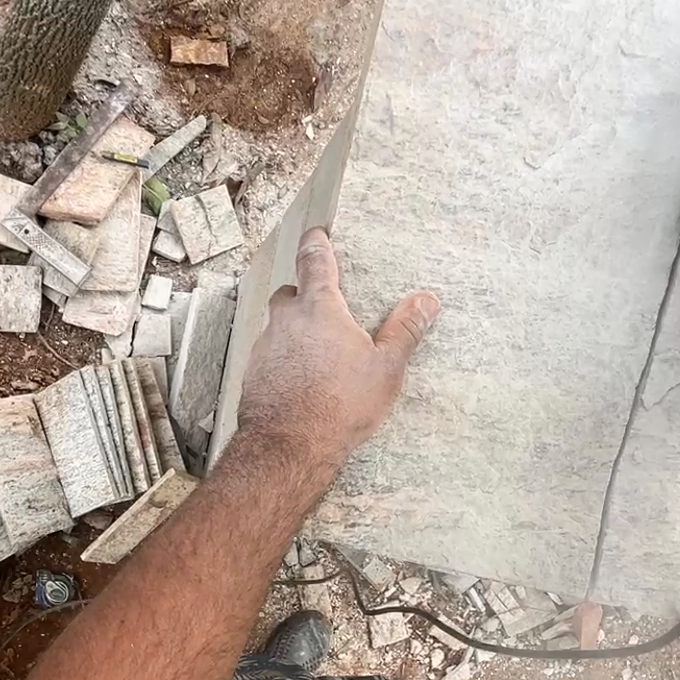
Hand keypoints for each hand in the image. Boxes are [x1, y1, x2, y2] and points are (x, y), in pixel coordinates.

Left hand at [235, 228, 439, 467]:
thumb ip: (404, 331)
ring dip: (293, 333)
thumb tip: (426, 301)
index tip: (317, 233)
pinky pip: (269, 357)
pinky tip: (299, 382)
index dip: (316, 243)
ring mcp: (264, 348)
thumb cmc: (338, 406)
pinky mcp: (253, 375)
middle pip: (290, 295)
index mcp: (319, 309)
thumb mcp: (384, 369)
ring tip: (316, 355)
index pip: (314, 260)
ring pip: (277, 328)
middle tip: (324, 310)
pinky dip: (282, 361)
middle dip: (304, 296)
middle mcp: (285, 321)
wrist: (288, 446)